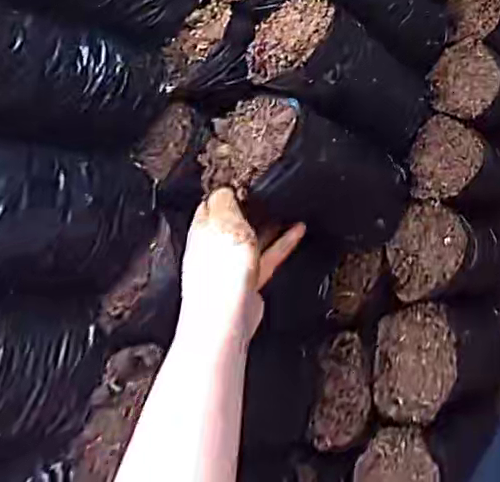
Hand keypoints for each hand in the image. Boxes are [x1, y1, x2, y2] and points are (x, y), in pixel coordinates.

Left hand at [179, 189, 305, 343]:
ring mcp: (231, 266)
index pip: (211, 205)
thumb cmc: (219, 275)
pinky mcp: (248, 280)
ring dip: (270, 223)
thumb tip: (223, 189)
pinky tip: (298, 231)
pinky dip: (283, 241)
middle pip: (233, 222)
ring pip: (252, 238)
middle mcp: (213, 249)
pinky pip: (268, 254)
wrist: (226, 320)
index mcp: (202, 232)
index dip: (227, 191)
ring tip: (288, 209)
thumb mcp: (224, 223)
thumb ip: (224, 202)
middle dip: (250, 207)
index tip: (244, 180)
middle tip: (268, 193)